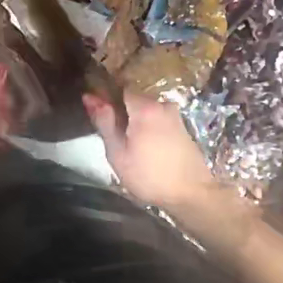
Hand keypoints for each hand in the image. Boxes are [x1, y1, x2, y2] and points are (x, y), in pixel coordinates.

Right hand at [84, 91, 218, 212]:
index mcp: (145, 107)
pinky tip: (147, 150)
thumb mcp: (118, 152)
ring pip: (147, 112)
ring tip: (131, 148)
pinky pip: (158, 121)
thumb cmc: (149, 176)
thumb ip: (104, 122)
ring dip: (136, 124)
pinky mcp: (183, 128)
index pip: (120, 89)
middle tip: (115, 140)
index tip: (100, 118)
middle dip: (122, 114)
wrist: (191, 193)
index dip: (107, 100)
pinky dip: (149, 130)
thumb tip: (90, 97)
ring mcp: (175, 116)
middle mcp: (163, 105)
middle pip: (134, 100)